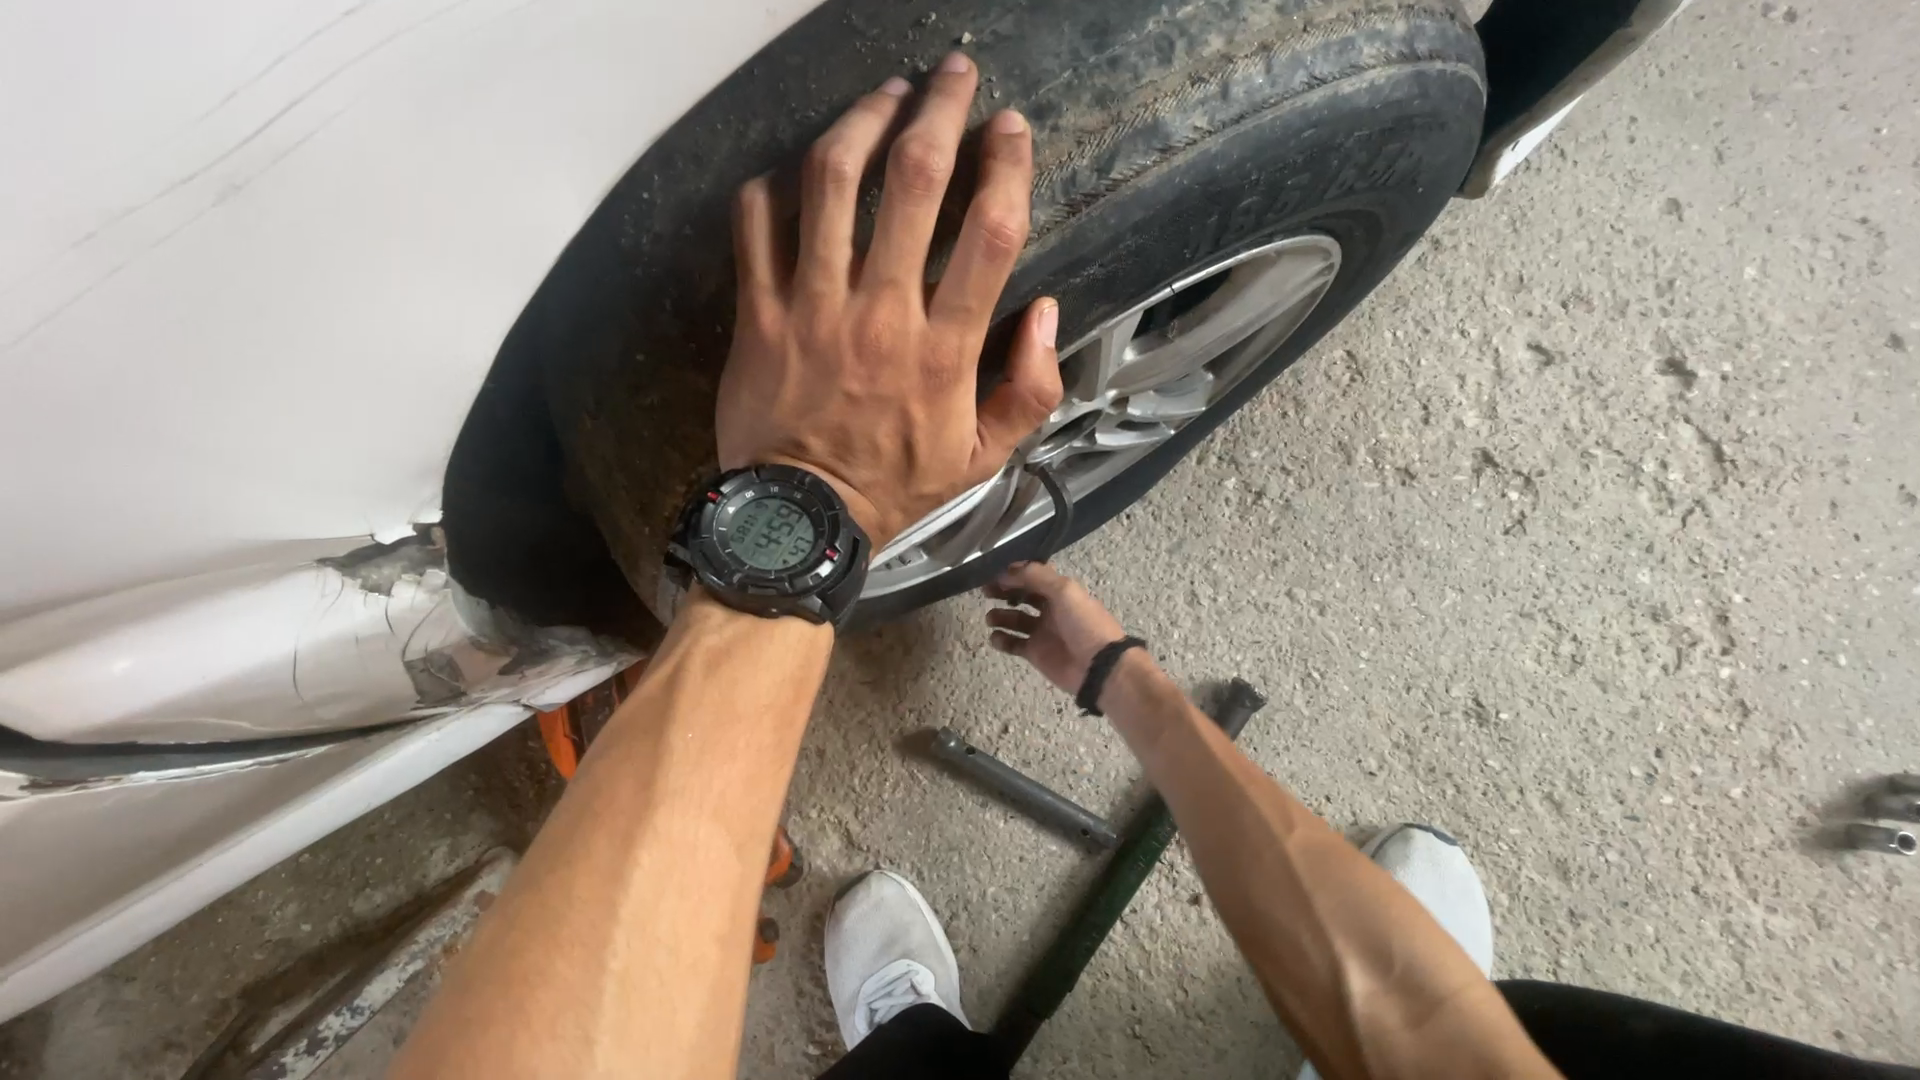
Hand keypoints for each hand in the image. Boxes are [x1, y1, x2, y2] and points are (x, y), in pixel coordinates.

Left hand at [715, 53, 1063, 546]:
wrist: (804, 516)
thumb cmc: (896, 485)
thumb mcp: (984, 458)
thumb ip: (1030, 390)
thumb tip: (1046, 312)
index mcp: (944, 349)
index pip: (989, 233)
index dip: (1008, 167)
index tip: (1011, 128)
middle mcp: (881, 313)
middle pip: (915, 183)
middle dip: (941, 112)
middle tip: (953, 75)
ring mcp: (811, 309)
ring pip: (832, 184)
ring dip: (861, 122)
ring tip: (883, 95)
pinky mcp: (756, 316)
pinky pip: (756, 226)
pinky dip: (773, 185)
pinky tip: (794, 169)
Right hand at [982, 561, 1126, 694]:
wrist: (1098, 666)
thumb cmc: (1084, 623)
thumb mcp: (1064, 590)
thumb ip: (1036, 576)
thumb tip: (1008, 570)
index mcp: (1060, 592)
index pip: (1034, 577)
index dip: (1016, 574)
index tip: (997, 575)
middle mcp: (1050, 609)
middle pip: (1022, 596)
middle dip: (1003, 591)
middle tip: (986, 592)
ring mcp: (1042, 632)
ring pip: (1015, 619)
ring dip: (1000, 616)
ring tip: (990, 618)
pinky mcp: (1035, 653)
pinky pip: (1013, 644)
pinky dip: (1002, 640)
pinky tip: (995, 637)